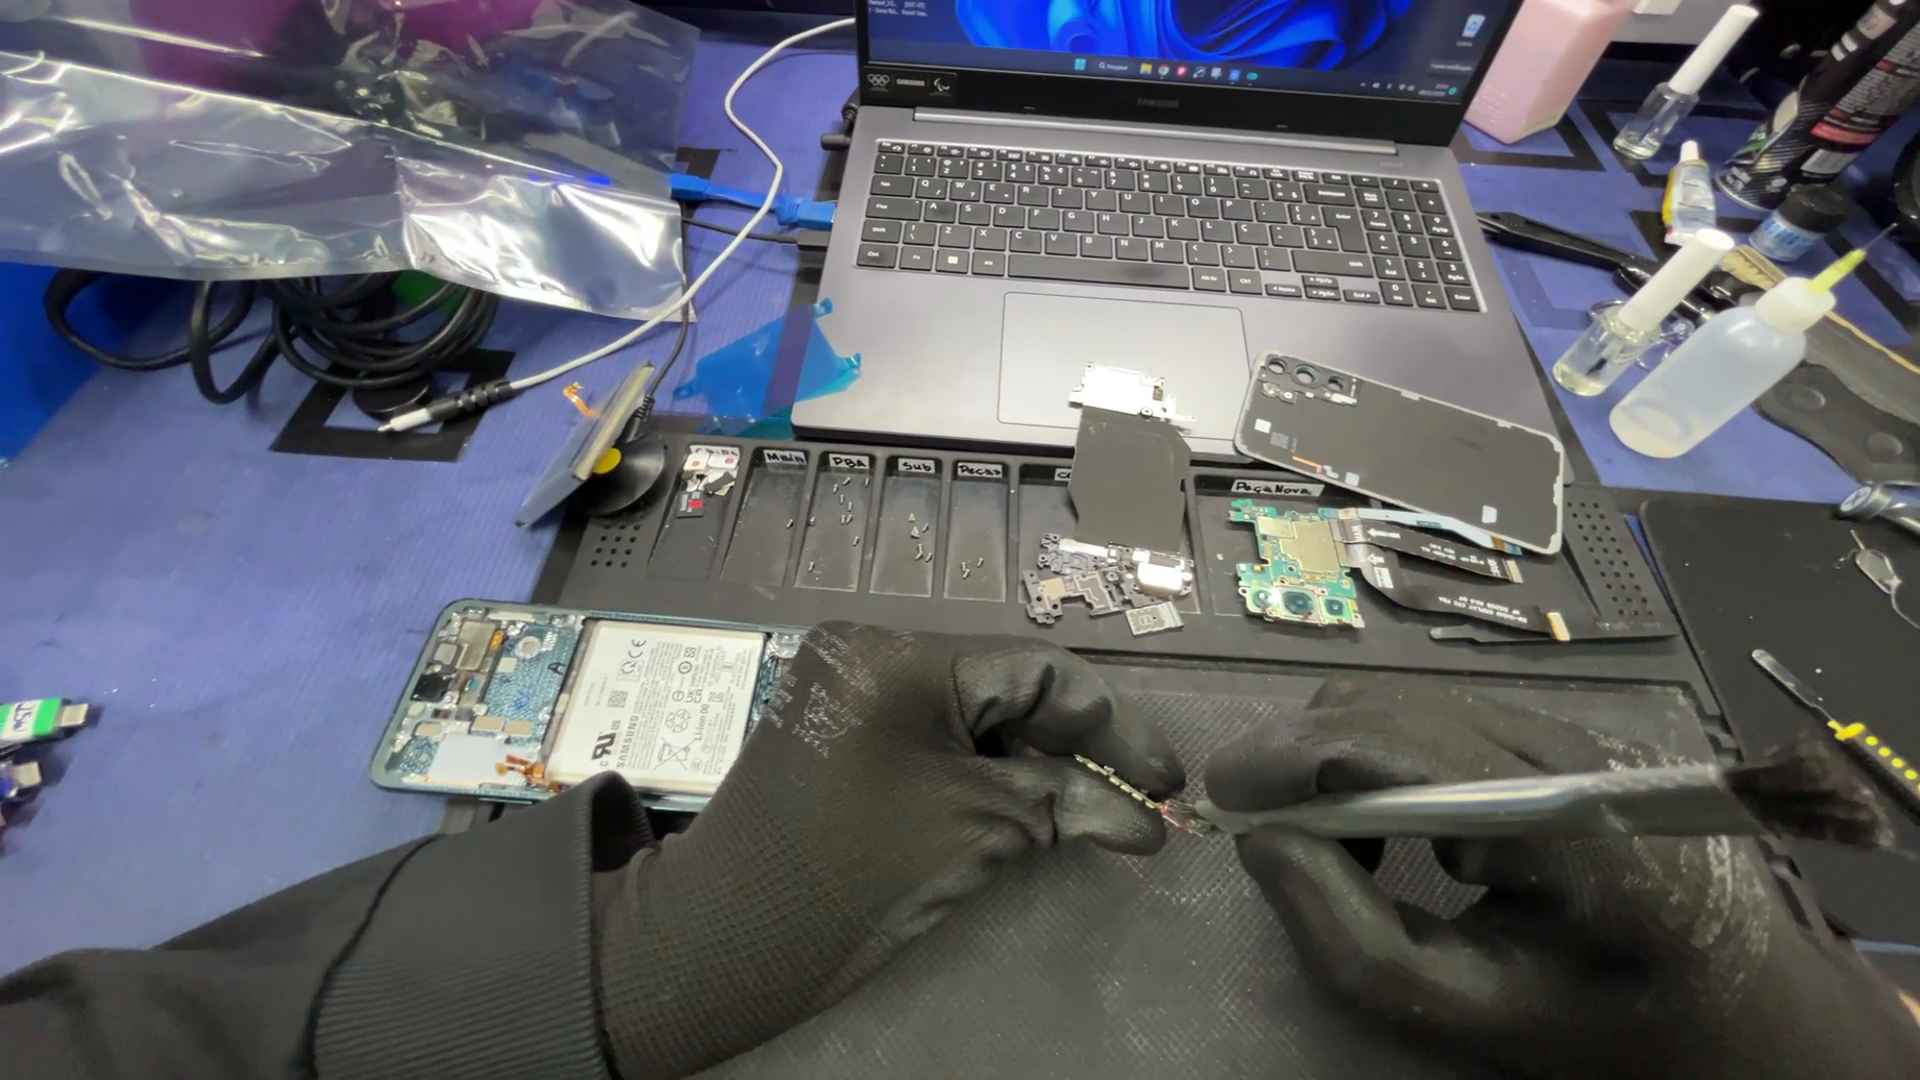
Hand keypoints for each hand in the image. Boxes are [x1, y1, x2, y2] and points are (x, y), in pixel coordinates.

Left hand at [595, 623, 1182, 1079]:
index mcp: (900, 657)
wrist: (719, 936)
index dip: (1108, 722)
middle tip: (1139, 793)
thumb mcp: (973, 832)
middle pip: (1005, 684)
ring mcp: (858, 683)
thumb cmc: (845, 879)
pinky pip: (937, 731)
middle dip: (1074, 742)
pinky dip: (987, 766)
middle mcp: (876, 649)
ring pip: (974, 709)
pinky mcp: (850, 720)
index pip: (1034, 669)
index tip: (1163, 774)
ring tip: (1096, 804)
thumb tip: (1144, 816)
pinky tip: (1034, 798)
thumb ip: (1064, 804)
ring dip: (1034, 758)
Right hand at [1207, 677, 1919, 1079]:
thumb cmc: (1609, 1028)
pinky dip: (1364, 757)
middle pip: (1374, 706)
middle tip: (1274, 834)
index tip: (1220, 796)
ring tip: (1345, 845)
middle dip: (1295, 758)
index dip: (1287, 755)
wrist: (1748, 1013)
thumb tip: (1260, 837)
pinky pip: (1411, 715)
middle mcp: (1559, 745)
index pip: (1390, 742)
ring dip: (1328, 759)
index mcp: (1569, 821)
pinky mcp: (1537, 726)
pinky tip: (1392, 825)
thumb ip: (1345, 935)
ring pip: (1383, 701)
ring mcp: (1552, 726)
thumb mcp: (1470, 1013)